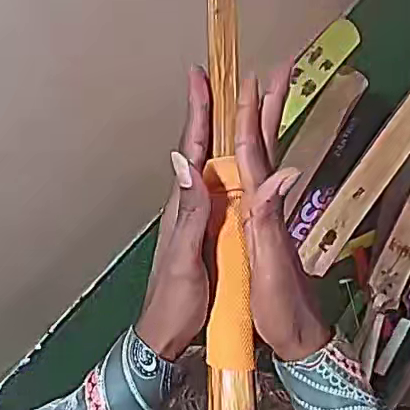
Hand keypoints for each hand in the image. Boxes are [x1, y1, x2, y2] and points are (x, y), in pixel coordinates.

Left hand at [134, 68, 213, 359]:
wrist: (168, 334)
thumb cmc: (175, 301)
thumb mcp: (185, 258)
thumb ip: (190, 213)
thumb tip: (186, 161)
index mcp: (184, 207)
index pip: (191, 150)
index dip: (197, 113)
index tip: (201, 75)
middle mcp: (190, 205)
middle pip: (204, 150)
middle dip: (216, 112)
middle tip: (228, 77)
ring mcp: (200, 219)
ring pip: (215, 167)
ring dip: (225, 134)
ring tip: (240, 106)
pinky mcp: (210, 234)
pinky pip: (224, 191)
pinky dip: (233, 167)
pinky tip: (242, 163)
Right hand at [235, 67, 332, 360]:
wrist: (300, 339)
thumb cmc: (282, 311)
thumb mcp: (270, 270)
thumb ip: (268, 222)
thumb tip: (279, 173)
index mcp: (263, 215)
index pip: (254, 158)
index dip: (248, 119)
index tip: (247, 80)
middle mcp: (266, 211)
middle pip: (264, 151)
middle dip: (266, 108)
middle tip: (274, 68)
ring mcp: (266, 222)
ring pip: (261, 165)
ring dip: (259, 128)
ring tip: (258, 98)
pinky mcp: (262, 236)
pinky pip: (252, 188)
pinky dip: (250, 163)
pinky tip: (246, 159)